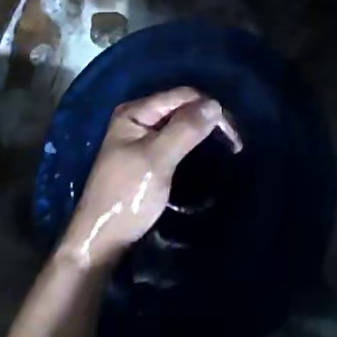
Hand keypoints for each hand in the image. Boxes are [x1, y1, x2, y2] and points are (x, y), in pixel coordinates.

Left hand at [57, 88, 242, 271]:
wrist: (102, 241)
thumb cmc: (127, 197)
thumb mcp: (157, 160)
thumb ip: (184, 130)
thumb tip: (216, 104)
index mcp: (135, 112)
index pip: (182, 96)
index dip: (209, 108)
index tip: (233, 135)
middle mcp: (137, 119)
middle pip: (182, 107)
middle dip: (208, 118)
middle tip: (235, 142)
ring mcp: (141, 139)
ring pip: (180, 124)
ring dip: (203, 131)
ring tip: (228, 147)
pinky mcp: (147, 158)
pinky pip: (176, 140)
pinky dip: (193, 143)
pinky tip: (207, 152)